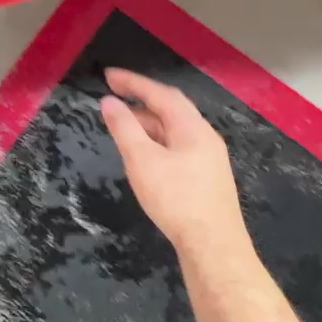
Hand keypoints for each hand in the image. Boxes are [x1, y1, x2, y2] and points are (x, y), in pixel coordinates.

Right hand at [99, 68, 247, 255]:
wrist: (213, 247)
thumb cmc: (176, 199)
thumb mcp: (142, 160)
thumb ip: (124, 127)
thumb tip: (109, 101)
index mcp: (193, 129)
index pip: (161, 94)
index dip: (133, 82)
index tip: (108, 75)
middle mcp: (205, 138)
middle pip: (172, 107)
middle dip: (142, 96)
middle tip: (114, 90)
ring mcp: (208, 158)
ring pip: (174, 128)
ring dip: (148, 118)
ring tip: (122, 120)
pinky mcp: (206, 177)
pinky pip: (177, 143)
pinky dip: (156, 136)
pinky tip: (143, 150)